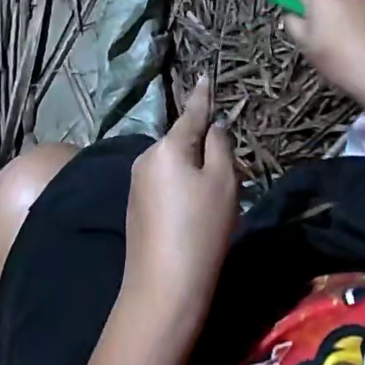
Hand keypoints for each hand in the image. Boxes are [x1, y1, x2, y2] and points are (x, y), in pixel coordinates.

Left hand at [123, 76, 238, 325]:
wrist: (163, 287)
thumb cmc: (201, 229)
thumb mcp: (223, 182)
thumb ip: (219, 146)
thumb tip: (212, 127)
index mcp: (167, 146)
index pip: (191, 114)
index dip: (202, 97)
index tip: (204, 77)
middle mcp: (146, 158)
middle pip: (182, 142)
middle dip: (203, 147)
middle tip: (229, 172)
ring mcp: (136, 183)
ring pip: (174, 165)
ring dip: (193, 171)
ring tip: (214, 201)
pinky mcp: (135, 206)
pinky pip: (164, 184)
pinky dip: (181, 189)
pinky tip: (194, 215)